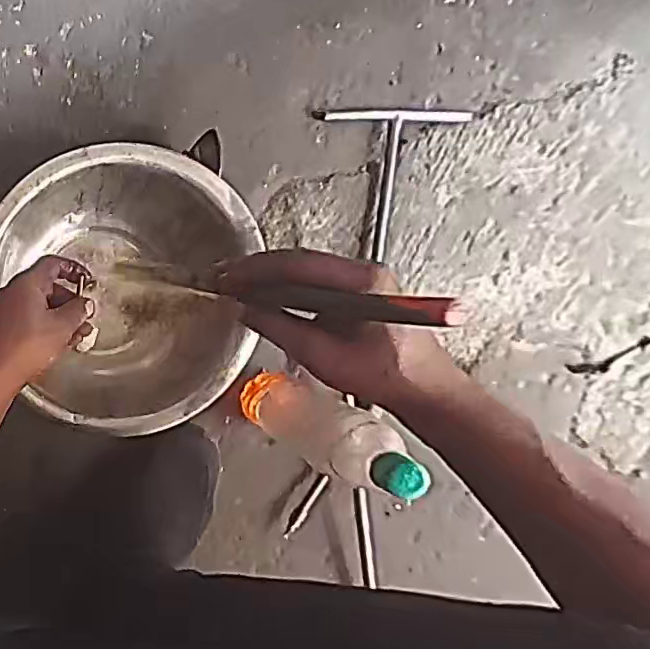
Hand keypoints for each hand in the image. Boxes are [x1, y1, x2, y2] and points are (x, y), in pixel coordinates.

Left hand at [0, 255, 93, 391]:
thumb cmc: (20, 349)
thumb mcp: (62, 327)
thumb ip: (78, 311)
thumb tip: (85, 304)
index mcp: (26, 284)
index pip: (53, 264)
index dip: (74, 269)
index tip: (86, 279)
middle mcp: (13, 293)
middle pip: (47, 287)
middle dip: (70, 301)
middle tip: (83, 314)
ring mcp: (5, 311)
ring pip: (39, 306)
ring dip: (60, 317)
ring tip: (74, 334)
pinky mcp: (3, 329)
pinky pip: (29, 321)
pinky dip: (45, 327)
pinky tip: (56, 343)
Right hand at [214, 249, 466, 409]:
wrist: (423, 388)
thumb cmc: (387, 375)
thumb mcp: (323, 356)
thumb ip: (281, 329)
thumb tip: (248, 312)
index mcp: (362, 282)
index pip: (298, 265)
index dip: (257, 270)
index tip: (231, 276)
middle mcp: (365, 273)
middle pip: (300, 261)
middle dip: (259, 269)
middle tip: (226, 278)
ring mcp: (363, 281)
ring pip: (306, 269)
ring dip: (270, 277)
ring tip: (238, 285)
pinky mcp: (358, 292)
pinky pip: (315, 281)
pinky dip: (286, 286)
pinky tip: (265, 294)